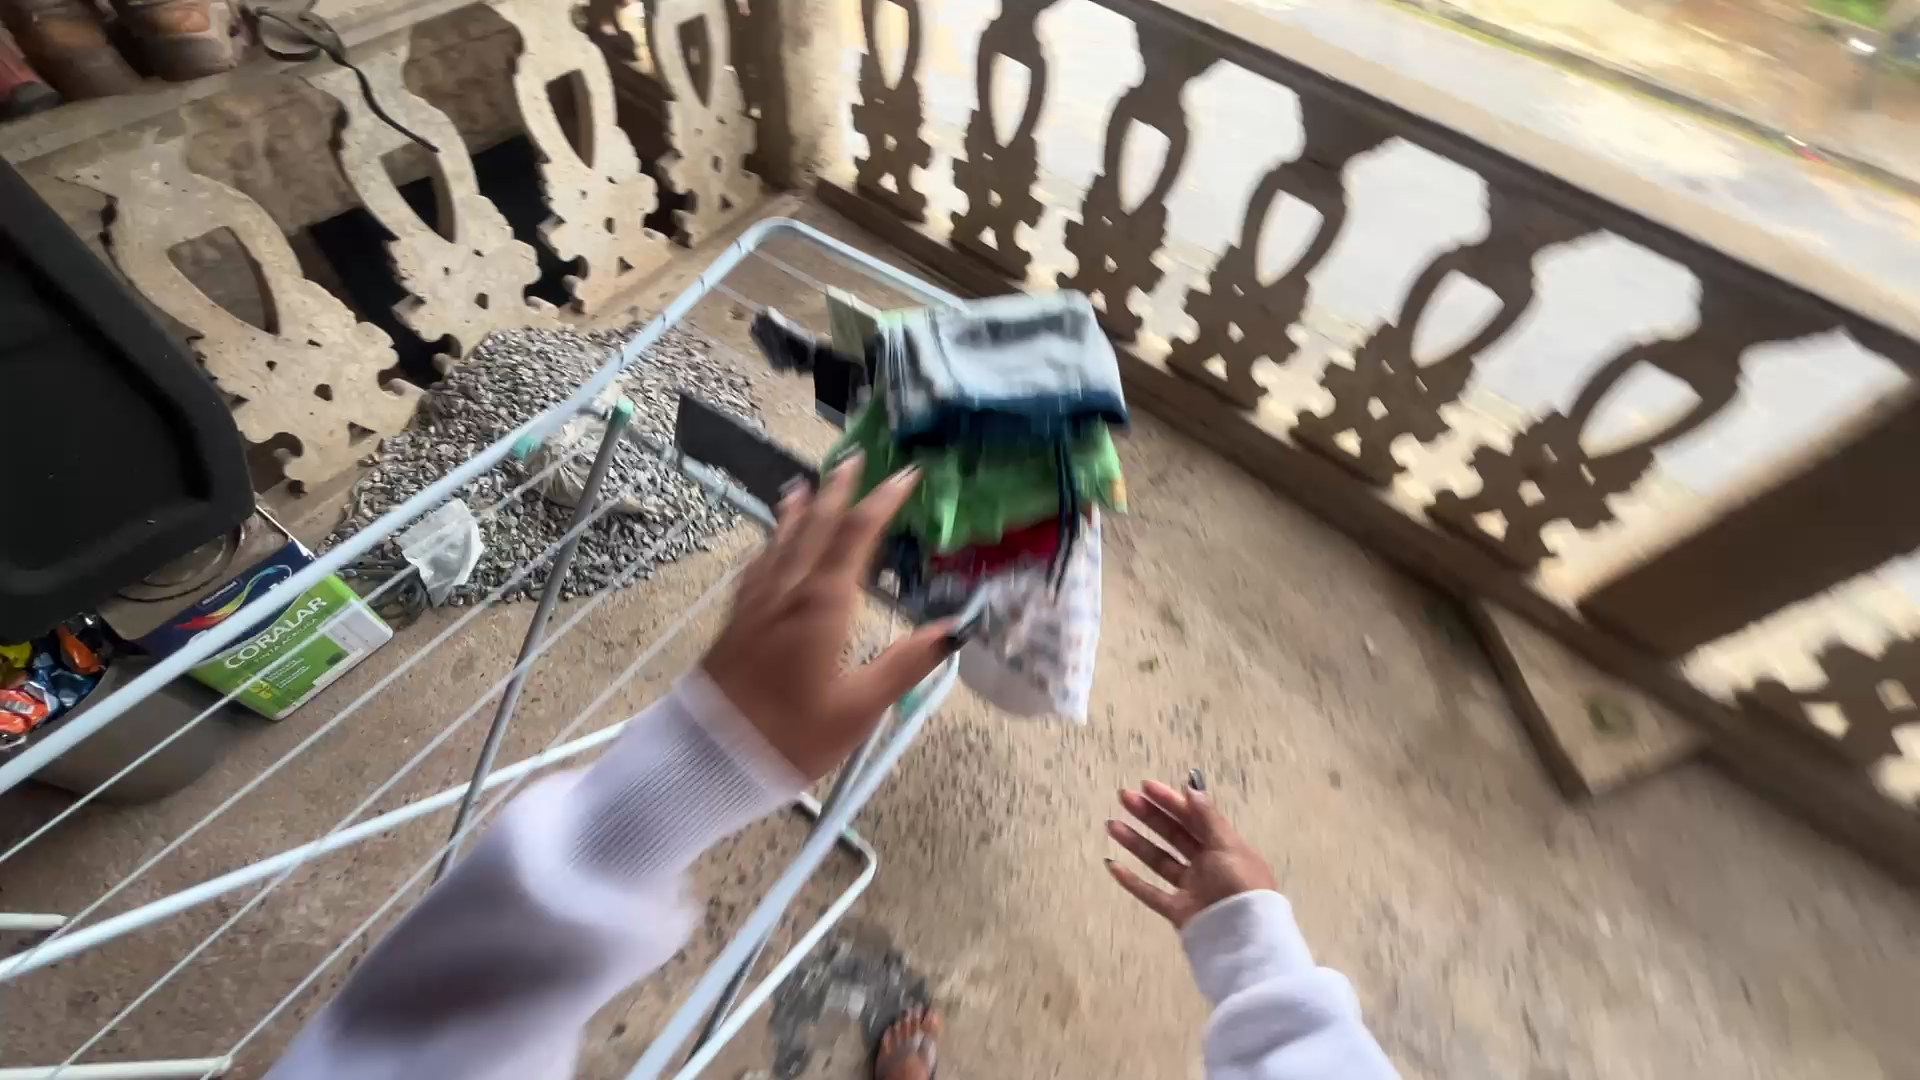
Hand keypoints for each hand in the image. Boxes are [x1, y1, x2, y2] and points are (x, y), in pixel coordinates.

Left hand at [702, 454, 956, 779]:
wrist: (705, 759)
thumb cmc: (789, 737)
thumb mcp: (858, 708)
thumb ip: (906, 663)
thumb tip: (954, 629)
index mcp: (823, 605)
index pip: (856, 537)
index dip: (882, 502)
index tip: (904, 475)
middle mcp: (788, 591)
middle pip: (815, 527)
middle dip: (838, 490)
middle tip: (854, 458)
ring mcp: (756, 603)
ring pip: (780, 542)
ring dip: (798, 510)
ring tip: (805, 485)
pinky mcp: (736, 620)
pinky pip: (757, 567)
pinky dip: (768, 544)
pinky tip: (767, 544)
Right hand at [1105, 778, 1277, 927]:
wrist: (1248, 944)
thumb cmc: (1242, 888)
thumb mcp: (1228, 848)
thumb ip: (1207, 819)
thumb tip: (1190, 788)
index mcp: (1223, 848)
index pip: (1193, 818)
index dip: (1170, 801)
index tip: (1145, 786)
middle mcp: (1207, 866)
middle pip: (1173, 835)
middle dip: (1149, 815)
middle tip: (1124, 798)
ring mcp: (1191, 889)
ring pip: (1158, 860)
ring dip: (1135, 842)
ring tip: (1111, 825)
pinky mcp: (1179, 912)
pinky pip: (1151, 893)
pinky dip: (1131, 880)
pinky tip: (1112, 864)